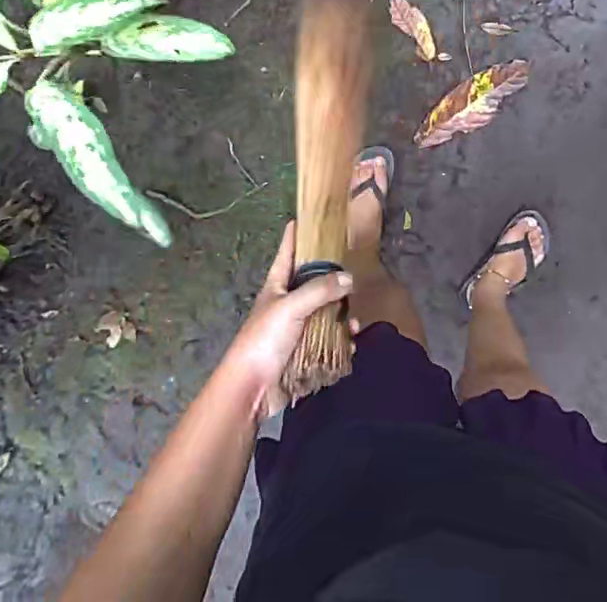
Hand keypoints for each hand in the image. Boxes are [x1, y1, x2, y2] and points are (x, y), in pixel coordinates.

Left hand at [220, 222, 352, 419]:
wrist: (251, 389)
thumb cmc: (263, 340)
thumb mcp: (290, 307)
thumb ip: (320, 290)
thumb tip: (349, 278)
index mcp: (277, 285)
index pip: (287, 251)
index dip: (296, 234)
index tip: (309, 217)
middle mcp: (288, 302)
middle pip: (314, 281)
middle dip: (334, 280)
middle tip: (352, 276)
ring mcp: (297, 326)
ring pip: (327, 311)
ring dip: (343, 315)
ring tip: (354, 321)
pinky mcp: (306, 349)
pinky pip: (330, 338)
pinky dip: (342, 340)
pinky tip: (351, 343)